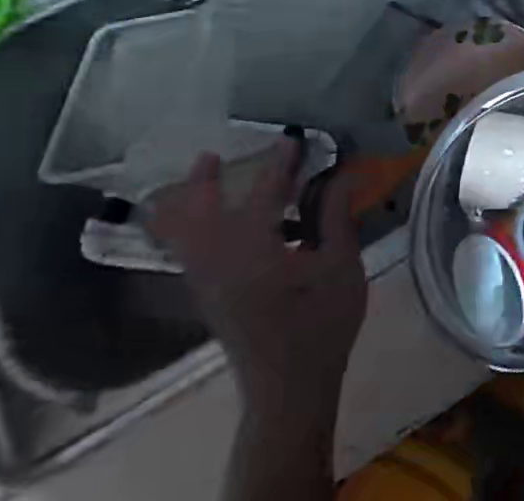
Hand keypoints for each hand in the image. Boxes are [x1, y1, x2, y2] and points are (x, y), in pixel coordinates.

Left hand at [148, 138, 364, 401]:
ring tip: (198, 182)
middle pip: (196, 215)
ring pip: (183, 236)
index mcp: (254, 252)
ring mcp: (207, 283)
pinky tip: (209, 225)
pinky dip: (190, 228)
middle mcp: (219, 263)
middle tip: (211, 156)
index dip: (279, 164)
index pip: (263, 195)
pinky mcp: (208, 298)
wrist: (290, 384)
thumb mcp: (340, 265)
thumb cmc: (322, 322)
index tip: (291, 138)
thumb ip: (334, 218)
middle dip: (201, 184)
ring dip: (188, 205)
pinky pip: (188, 252)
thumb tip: (339, 175)